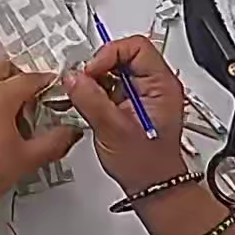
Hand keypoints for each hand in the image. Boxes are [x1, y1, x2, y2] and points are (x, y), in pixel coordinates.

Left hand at [0, 53, 84, 220]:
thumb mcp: (27, 159)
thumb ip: (55, 142)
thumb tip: (70, 132)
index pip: (30, 78)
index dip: (47, 82)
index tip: (56, 90)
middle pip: (3, 66)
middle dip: (21, 75)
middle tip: (34, 98)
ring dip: (1, 87)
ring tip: (15, 117)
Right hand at [65, 35, 234, 234]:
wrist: (152, 188)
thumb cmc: (145, 165)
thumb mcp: (112, 130)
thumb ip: (91, 100)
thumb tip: (74, 78)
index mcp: (160, 85)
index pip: (135, 47)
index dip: (109, 54)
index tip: (91, 72)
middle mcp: (155, 85)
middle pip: (124, 55)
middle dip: (99, 67)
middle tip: (84, 84)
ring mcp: (144, 94)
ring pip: (115, 70)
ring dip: (96, 80)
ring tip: (86, 97)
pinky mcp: (132, 104)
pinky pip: (112, 85)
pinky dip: (97, 91)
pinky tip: (90, 106)